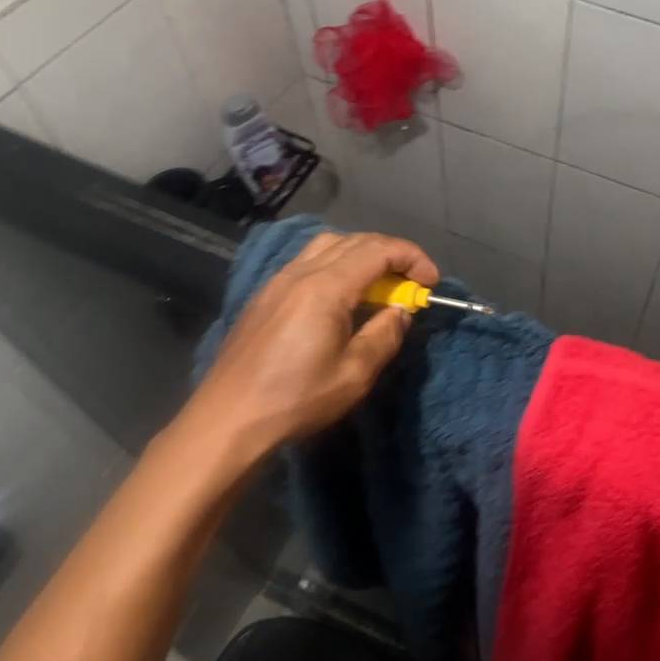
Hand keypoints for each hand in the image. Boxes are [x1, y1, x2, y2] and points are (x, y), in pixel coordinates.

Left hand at [183, 232, 439, 454]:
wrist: (228, 419)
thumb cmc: (296, 399)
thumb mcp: (354, 374)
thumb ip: (385, 335)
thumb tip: (401, 312)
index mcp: (326, 287)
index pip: (379, 250)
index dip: (412, 258)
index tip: (431, 283)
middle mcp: (300, 272)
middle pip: (355, 240)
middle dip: (391, 254)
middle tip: (411, 284)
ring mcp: (277, 281)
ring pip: (327, 245)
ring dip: (361, 255)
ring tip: (378, 285)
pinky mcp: (264, 296)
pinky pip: (307, 261)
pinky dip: (336, 264)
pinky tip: (341, 297)